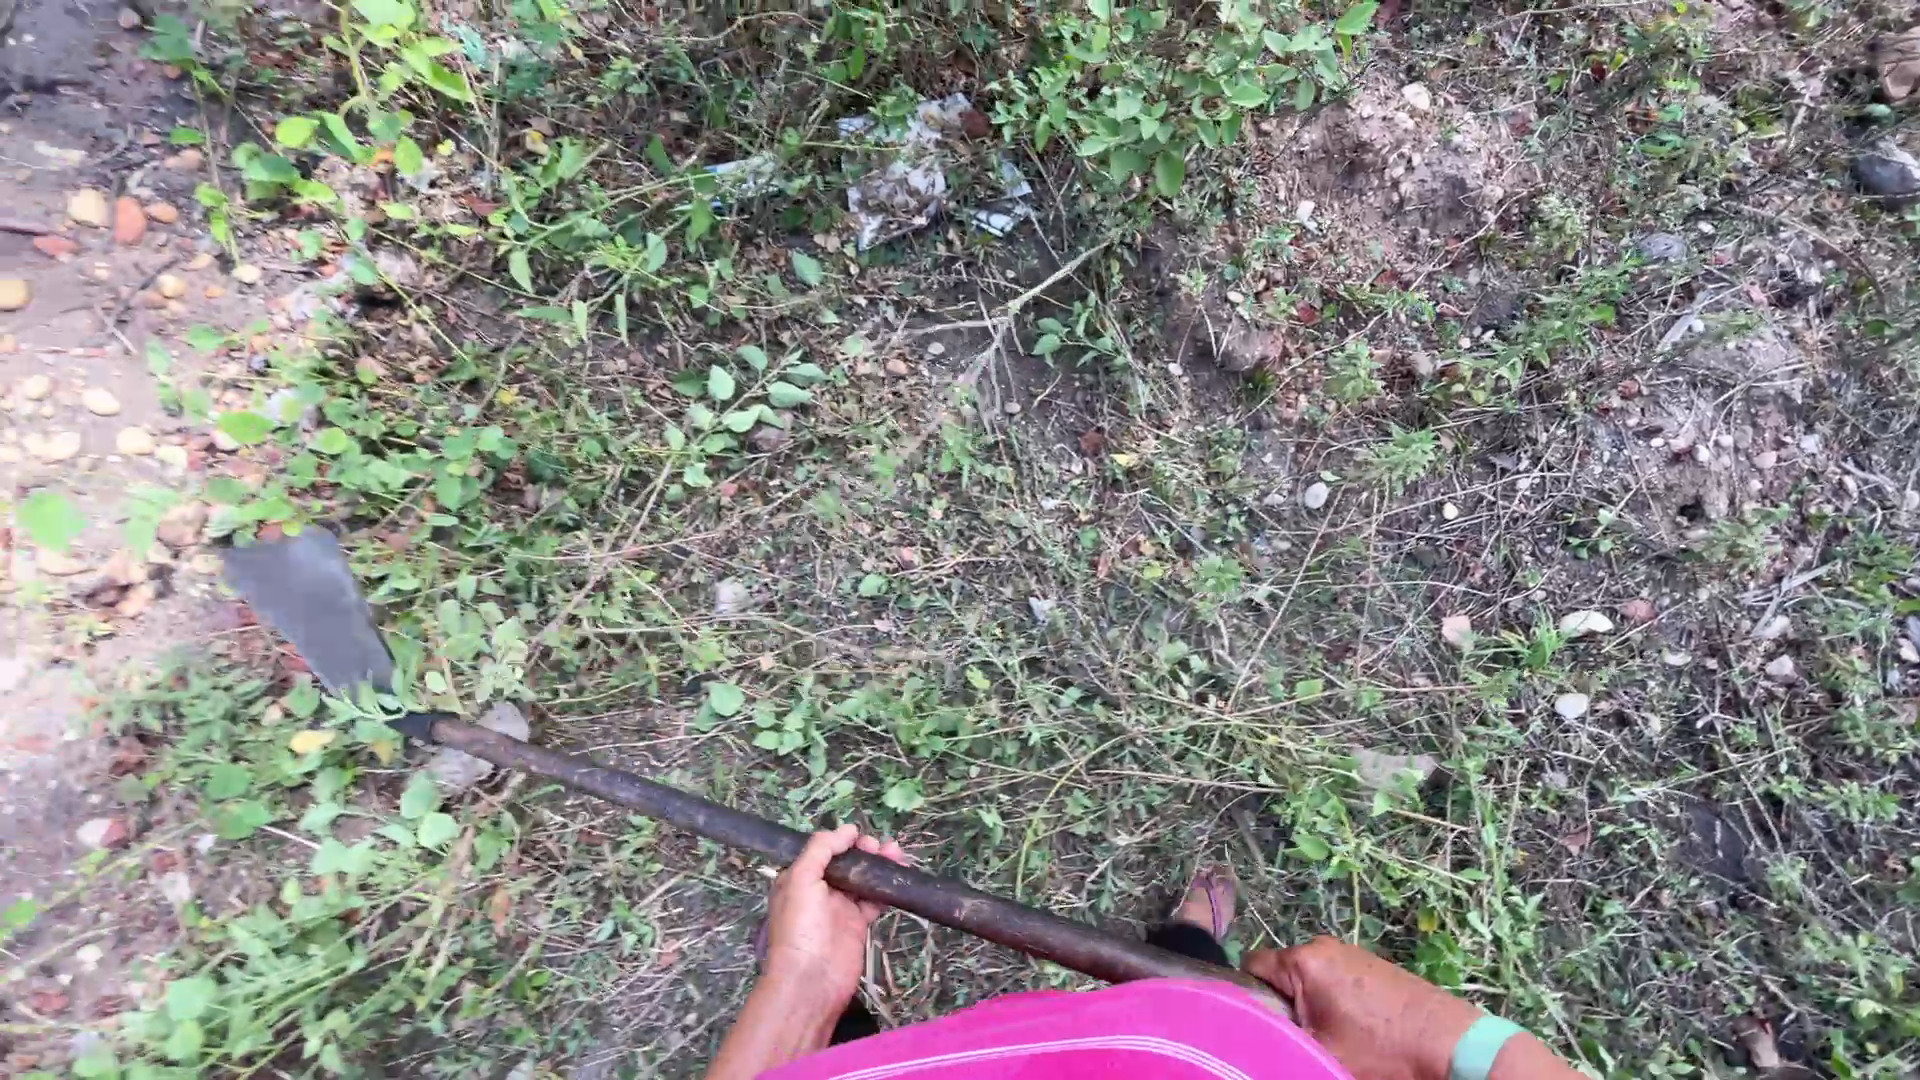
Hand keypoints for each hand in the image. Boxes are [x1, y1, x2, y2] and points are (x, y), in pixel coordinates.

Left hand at [763, 824, 907, 1006]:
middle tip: (878, 847)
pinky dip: (886, 888)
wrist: (811, 980)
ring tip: (895, 854)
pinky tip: (898, 877)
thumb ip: (821, 849)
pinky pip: (874, 900)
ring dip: (879, 865)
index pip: (823, 851)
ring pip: (863, 878)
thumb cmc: (800, 926)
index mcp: (800, 878)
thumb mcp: (801, 879)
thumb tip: (848, 829)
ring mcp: (840, 908)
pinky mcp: (858, 924)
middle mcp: (819, 891)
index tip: (858, 835)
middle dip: (863, 851)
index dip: (841, 840)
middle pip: (846, 863)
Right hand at [1245, 937, 1482, 1079]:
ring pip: (1310, 980)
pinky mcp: (1373, 966)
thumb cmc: (1385, 1052)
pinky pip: (1335, 981)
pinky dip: (1335, 1004)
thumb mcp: (1325, 1056)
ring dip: (1312, 1007)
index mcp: (1303, 960)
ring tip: (1331, 1041)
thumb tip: (1259, 1041)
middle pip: (1282, 974)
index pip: (1251, 966)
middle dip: (1284, 1006)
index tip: (1256, 1026)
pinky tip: (1356, 1034)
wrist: (1458, 1049)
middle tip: (1298, 1040)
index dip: (1247, 996)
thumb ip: (1285, 1044)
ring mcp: (1350, 953)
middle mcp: (1322, 946)